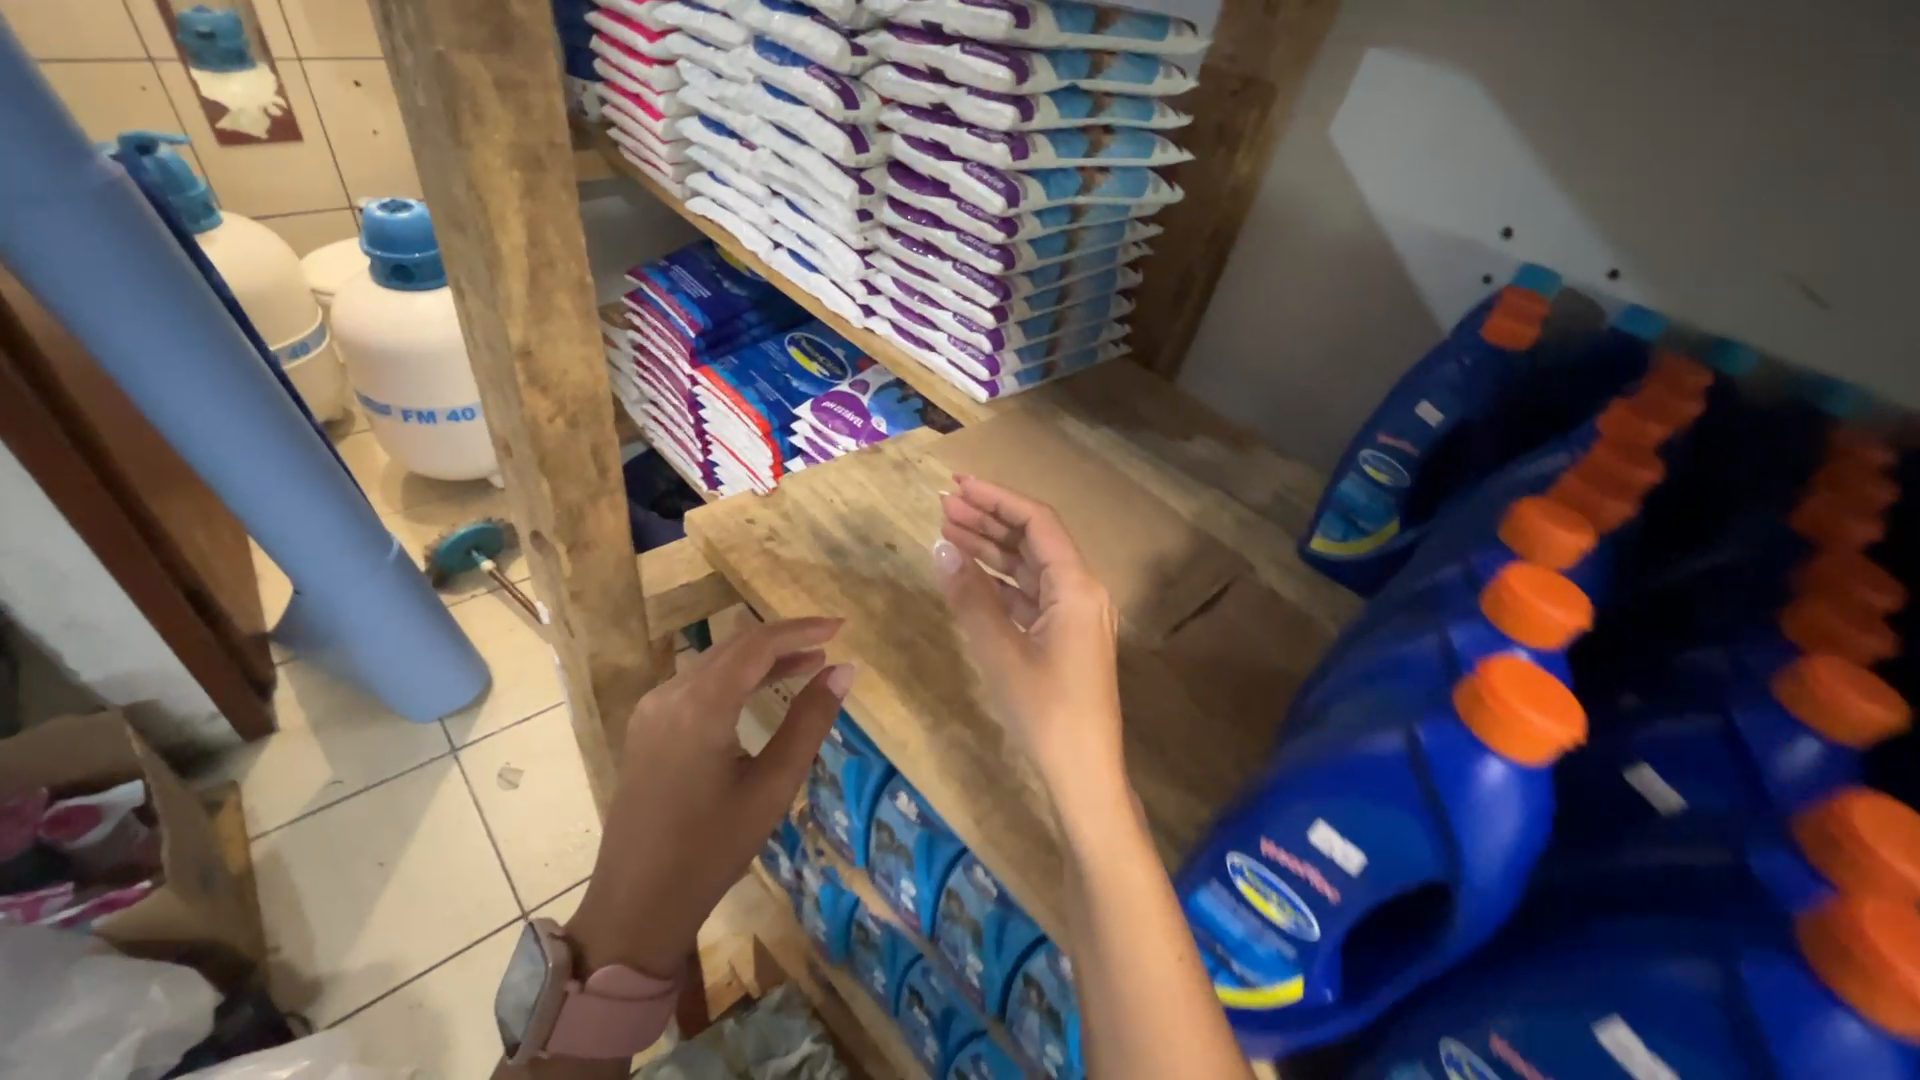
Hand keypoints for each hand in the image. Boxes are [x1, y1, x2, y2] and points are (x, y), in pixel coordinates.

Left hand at [564, 618, 855, 977]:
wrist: (638, 902)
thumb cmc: (713, 848)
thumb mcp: (772, 786)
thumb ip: (809, 722)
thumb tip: (844, 671)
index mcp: (700, 705)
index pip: (757, 645)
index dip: (801, 630)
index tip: (841, 627)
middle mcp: (669, 694)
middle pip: (733, 647)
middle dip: (783, 641)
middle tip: (829, 645)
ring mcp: (651, 710)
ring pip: (713, 664)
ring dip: (759, 660)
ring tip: (807, 665)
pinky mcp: (646, 729)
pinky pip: (696, 685)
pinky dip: (733, 679)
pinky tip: (758, 693)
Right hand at [934, 476, 1126, 810]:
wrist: (1082, 771)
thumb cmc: (1044, 710)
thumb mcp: (999, 650)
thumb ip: (970, 595)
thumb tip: (942, 547)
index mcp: (1078, 586)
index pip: (1037, 522)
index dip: (996, 499)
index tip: (957, 485)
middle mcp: (1083, 591)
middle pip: (1034, 541)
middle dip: (989, 520)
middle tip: (942, 506)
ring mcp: (1076, 616)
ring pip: (1031, 569)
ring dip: (992, 550)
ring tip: (947, 531)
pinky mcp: (1066, 638)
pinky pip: (1031, 596)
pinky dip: (1001, 583)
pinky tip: (969, 575)